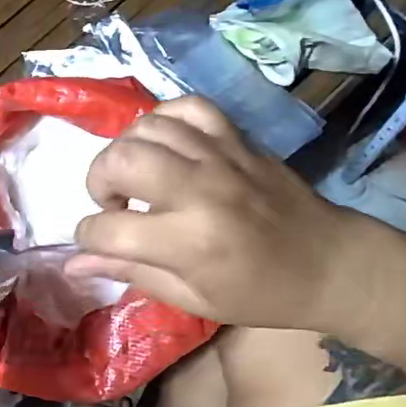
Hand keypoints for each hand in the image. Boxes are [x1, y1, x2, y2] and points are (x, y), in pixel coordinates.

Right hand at [65, 96, 382, 331]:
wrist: (332, 263)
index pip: (109, 228)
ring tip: (137, 175)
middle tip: (115, 203)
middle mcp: (200, 190)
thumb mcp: (192, 298)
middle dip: (99, 181)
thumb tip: (73, 263)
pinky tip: (163, 143)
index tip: (96, 241)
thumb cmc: (260, 293)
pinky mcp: (237, 138)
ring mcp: (221, 156)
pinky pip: (187, 107)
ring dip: (127, 151)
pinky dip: (163, 119)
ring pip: (147, 128)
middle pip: (120, 159)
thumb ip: (130, 272)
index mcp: (189, 241)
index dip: (88, 236)